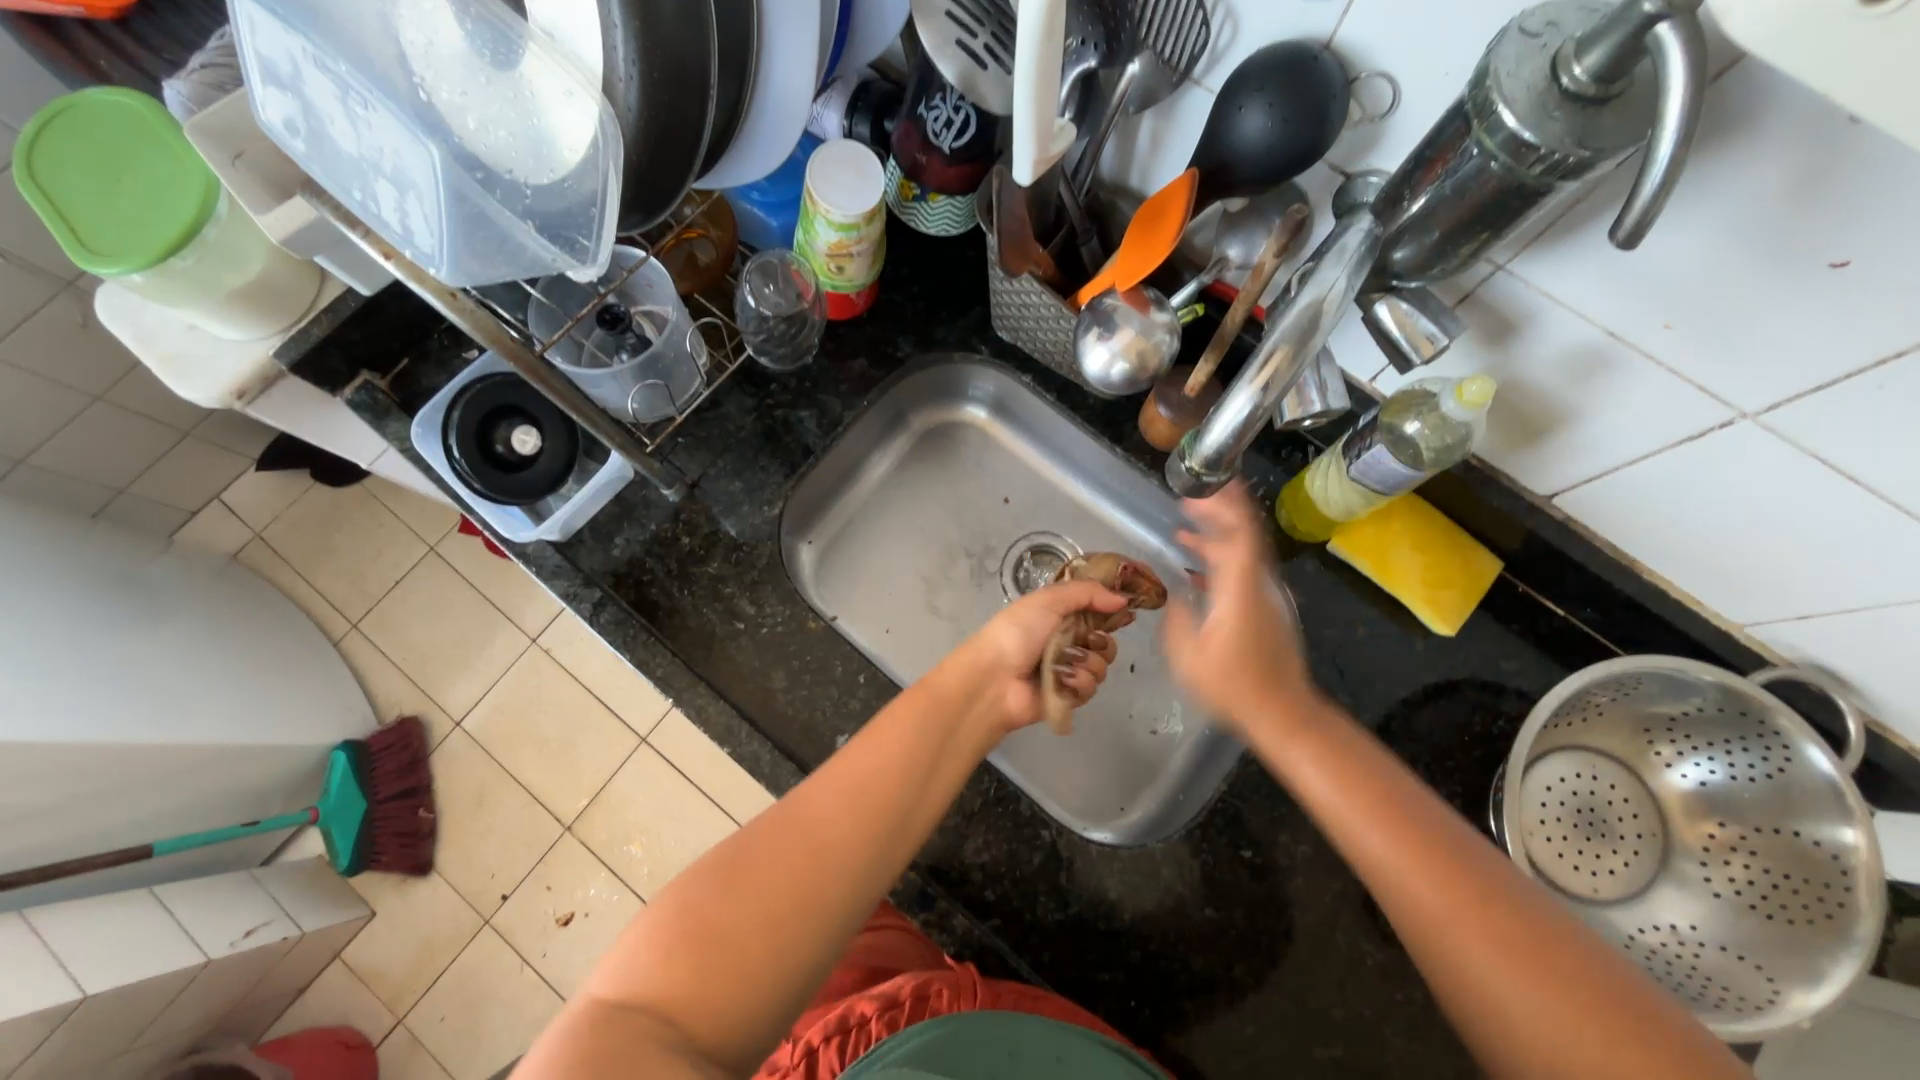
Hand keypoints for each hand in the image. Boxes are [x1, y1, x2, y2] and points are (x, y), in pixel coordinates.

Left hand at [943, 581, 1130, 737]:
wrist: (994, 677)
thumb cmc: (1017, 632)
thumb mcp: (1049, 600)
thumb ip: (1087, 593)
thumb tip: (1121, 599)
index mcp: (1058, 616)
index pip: (1095, 612)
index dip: (1112, 611)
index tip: (1127, 610)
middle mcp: (1065, 642)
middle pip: (1105, 641)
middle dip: (1103, 641)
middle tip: (1090, 640)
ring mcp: (1066, 669)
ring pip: (1101, 666)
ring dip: (1090, 662)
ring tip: (1068, 662)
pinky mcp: (1067, 695)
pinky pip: (1091, 688)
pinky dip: (1080, 682)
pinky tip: (1063, 679)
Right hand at [1163, 481, 1320, 733]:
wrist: (1283, 712)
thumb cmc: (1234, 687)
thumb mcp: (1189, 656)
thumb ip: (1177, 618)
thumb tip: (1175, 594)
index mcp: (1240, 588)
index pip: (1239, 531)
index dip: (1224, 505)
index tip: (1205, 487)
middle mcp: (1259, 584)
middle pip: (1244, 535)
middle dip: (1219, 512)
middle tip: (1191, 497)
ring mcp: (1267, 597)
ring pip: (1243, 554)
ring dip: (1217, 538)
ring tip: (1185, 529)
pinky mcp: (1268, 610)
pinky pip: (1244, 572)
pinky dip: (1222, 561)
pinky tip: (1197, 569)